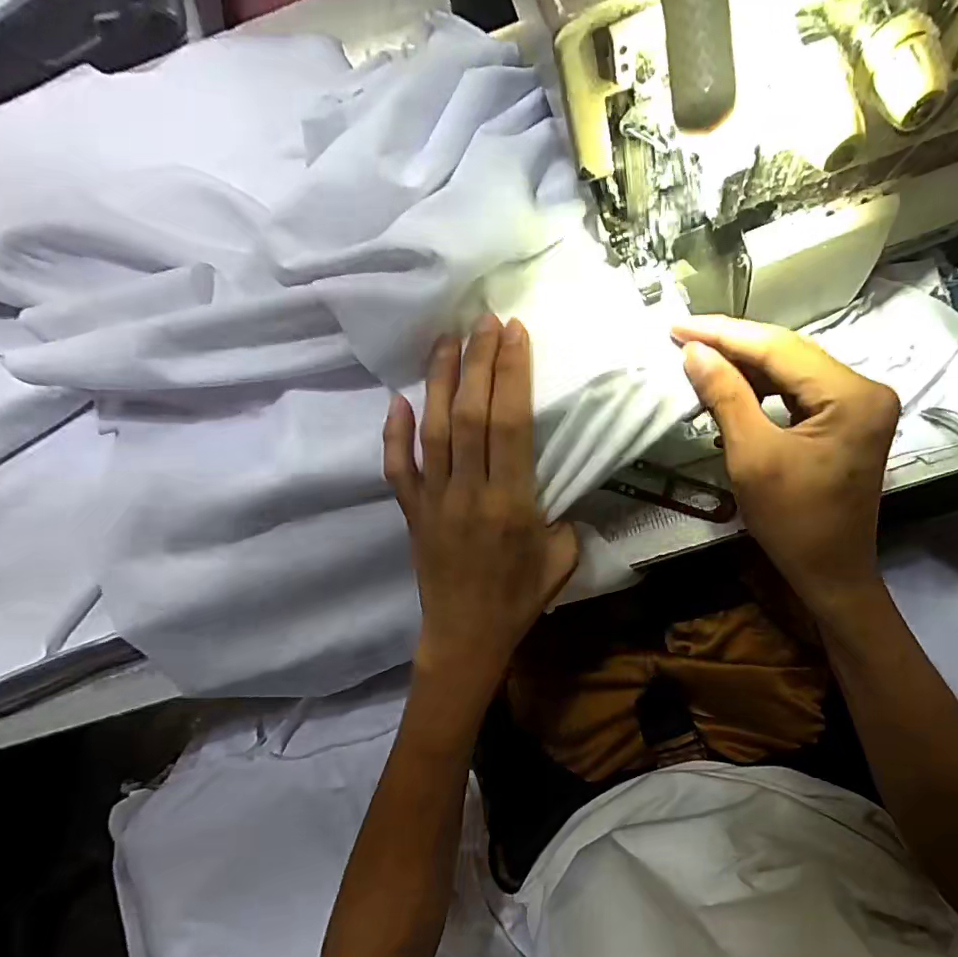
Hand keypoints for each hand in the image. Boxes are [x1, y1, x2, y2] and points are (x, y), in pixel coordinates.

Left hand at [384, 315, 578, 683]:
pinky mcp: (410, 512)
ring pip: (433, 430)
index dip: (512, 375)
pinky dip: (393, 433)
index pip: (511, 425)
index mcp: (512, 503)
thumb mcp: (561, 557)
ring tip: (446, 339)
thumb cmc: (520, 598)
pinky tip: (397, 399)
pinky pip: (397, 467)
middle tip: (484, 320)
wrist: (467, 635)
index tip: (515, 334)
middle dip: (478, 362)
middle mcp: (470, 493)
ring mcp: (434, 500)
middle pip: (471, 415)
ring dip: (439, 381)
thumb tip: (555, 481)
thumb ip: (564, 514)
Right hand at [674, 315, 898, 604]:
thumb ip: (726, 396)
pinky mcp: (850, 420)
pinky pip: (801, 393)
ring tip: (700, 359)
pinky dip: (765, 391)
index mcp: (852, 396)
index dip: (725, 334)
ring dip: (747, 367)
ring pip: (793, 371)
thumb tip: (694, 352)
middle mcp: (866, 390)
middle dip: (735, 346)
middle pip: (790, 354)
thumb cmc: (793, 523)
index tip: (679, 325)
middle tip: (684, 337)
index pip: (780, 348)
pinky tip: (732, 387)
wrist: (831, 573)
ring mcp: (861, 405)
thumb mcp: (753, 457)